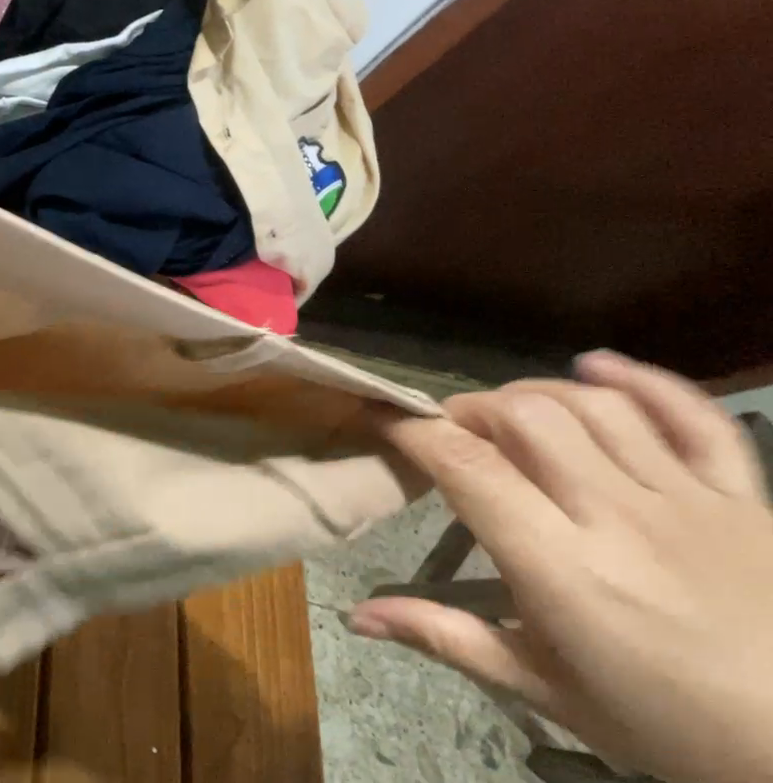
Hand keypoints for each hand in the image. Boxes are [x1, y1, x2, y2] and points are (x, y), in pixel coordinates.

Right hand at [354, 352, 772, 782]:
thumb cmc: (664, 723)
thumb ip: (445, 638)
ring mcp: (689, 503)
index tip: (381, 421)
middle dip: (467, 409)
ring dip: (535, 394)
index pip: (466, 465)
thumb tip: (356, 617)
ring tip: (507, 414)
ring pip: (596, 406)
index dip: (411, 429)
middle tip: (447, 432)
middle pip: (524, 416)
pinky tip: (598, 367)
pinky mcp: (746, 501)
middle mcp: (618, 518)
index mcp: (560, 567)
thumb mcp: (542, 688)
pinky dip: (645, 381)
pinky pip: (696, 419)